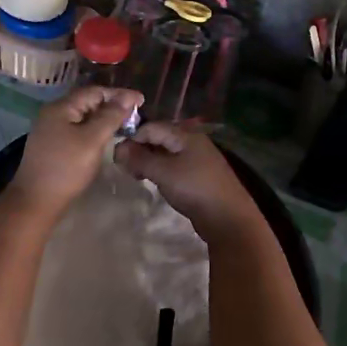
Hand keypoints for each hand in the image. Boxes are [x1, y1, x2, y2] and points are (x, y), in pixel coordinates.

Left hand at [8, 86, 143, 216]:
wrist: (36, 201)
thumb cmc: (66, 169)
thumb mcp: (92, 140)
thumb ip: (110, 116)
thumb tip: (127, 97)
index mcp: (61, 108)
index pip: (94, 92)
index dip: (119, 94)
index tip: (142, 102)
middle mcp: (53, 114)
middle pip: (87, 102)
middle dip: (112, 106)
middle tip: (136, 115)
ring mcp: (51, 131)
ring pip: (82, 118)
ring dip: (104, 119)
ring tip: (125, 126)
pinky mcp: (52, 146)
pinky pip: (77, 131)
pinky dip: (93, 131)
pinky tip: (105, 139)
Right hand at [114, 123, 261, 239]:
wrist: (228, 218)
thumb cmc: (194, 189)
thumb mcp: (163, 172)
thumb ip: (139, 158)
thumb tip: (118, 148)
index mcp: (186, 135)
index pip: (151, 127)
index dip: (132, 139)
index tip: (118, 158)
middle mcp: (193, 142)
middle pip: (159, 138)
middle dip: (140, 150)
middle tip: (126, 168)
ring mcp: (198, 159)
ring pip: (166, 153)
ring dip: (149, 161)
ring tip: (137, 176)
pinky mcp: (199, 175)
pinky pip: (174, 166)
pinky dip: (161, 171)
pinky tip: (154, 182)